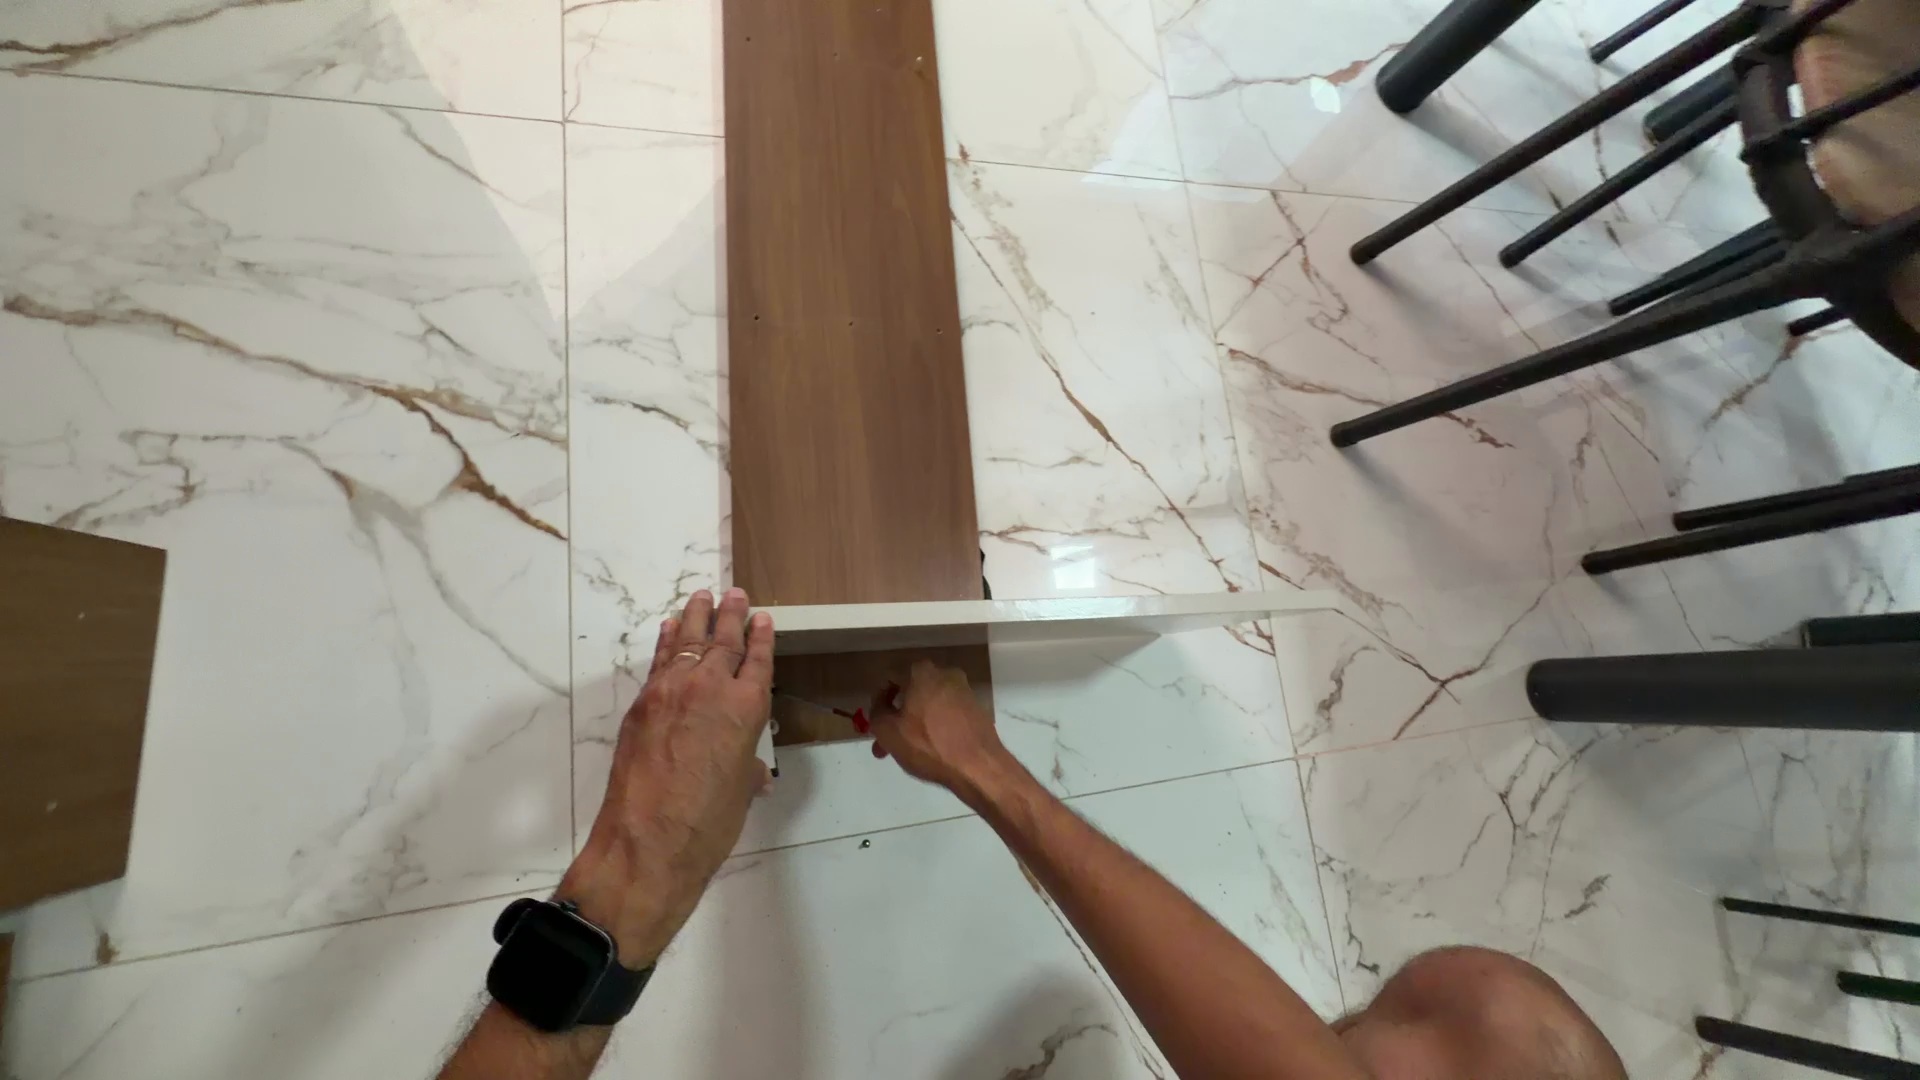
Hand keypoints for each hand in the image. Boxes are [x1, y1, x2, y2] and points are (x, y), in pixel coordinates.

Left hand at [561, 588, 773, 964]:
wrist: (648, 844)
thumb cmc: (710, 823)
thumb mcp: (742, 790)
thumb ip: (748, 769)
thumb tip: (752, 774)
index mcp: (748, 708)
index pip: (758, 659)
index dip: (762, 635)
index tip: (762, 616)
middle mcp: (713, 688)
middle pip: (724, 640)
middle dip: (732, 614)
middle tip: (735, 593)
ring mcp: (673, 691)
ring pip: (690, 641)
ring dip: (698, 616)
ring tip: (703, 594)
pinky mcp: (643, 703)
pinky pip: (661, 661)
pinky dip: (668, 641)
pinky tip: (671, 628)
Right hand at [867, 659, 1018, 802]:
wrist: (978, 766)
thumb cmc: (928, 745)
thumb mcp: (888, 731)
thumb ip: (876, 713)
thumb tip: (881, 705)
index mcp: (922, 671)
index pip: (889, 677)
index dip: (877, 700)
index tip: (875, 723)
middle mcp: (945, 673)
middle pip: (910, 692)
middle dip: (895, 717)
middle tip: (885, 743)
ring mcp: (964, 690)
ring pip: (928, 704)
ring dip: (914, 724)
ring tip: (905, 751)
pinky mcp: (976, 708)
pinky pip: (946, 713)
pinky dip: (935, 726)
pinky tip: (930, 748)